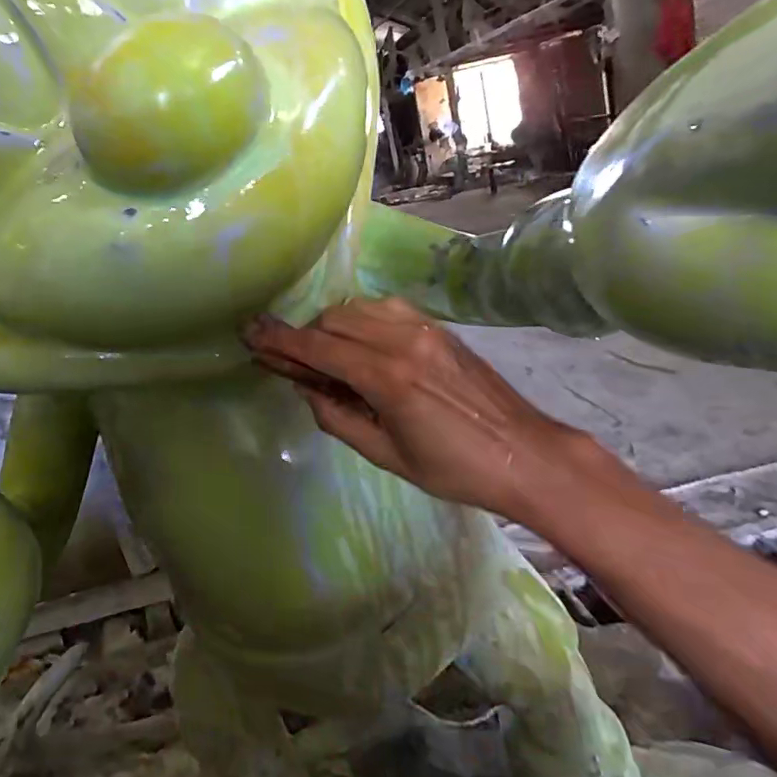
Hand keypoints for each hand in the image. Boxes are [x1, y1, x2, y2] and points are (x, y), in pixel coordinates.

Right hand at [244, 297, 601, 519]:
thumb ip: (338, 417)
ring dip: (334, 326)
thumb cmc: (455, 469)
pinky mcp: (438, 326)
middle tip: (294, 362)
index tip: (252, 334)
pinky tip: (363, 345)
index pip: (319, 348)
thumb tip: (306, 388)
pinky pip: (386, 309)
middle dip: (307, 335)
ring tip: (329, 358)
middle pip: (334, 319)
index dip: (281, 341)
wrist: (523, 452)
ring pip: (358, 308)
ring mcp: (424, 327)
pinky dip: (362, 321)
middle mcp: (402, 339)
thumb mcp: (387, 455)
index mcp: (387, 377)